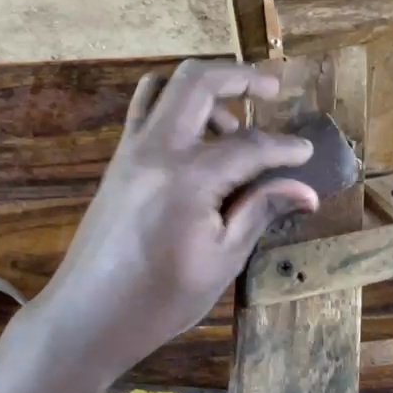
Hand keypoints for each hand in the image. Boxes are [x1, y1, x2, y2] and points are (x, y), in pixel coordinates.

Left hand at [24, 60, 318, 388]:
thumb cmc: (159, 299)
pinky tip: (197, 142)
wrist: (86, 317)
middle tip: (272, 89)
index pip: (249, 145)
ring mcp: (130, 151)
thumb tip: (307, 191)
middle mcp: (156, 149)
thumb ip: (260, 212)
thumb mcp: (221, 260)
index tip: (307, 152)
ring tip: (232, 127)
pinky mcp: (117, 162)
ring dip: (204, 92)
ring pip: (165, 87)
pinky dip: (176, 107)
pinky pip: (146, 111)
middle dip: (241, 76)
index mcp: (188, 177)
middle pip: (199, 81)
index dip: (284, 148)